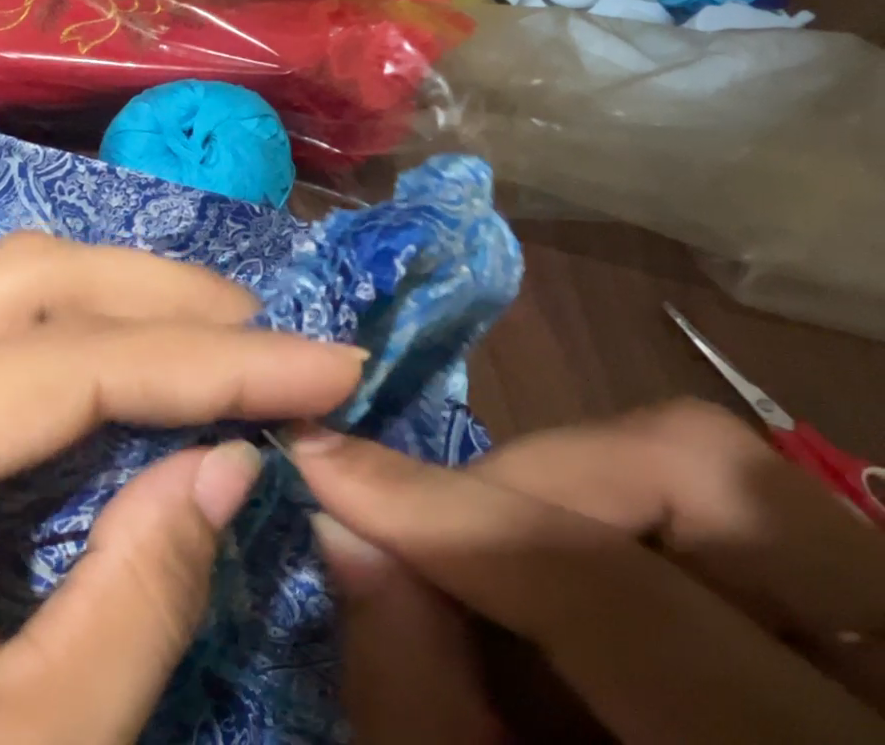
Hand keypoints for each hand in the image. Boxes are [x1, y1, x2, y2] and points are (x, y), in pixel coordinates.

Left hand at [0, 233, 366, 743]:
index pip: (54, 369)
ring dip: (119, 304)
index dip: (205, 362)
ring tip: (226, 349)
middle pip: (19, 285)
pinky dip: (66, 334)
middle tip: (279, 345)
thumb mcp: (26, 741)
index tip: (330, 367)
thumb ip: (137, 596)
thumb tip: (233, 463)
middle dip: (163, 302)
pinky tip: (134, 368)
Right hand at [294, 399, 884, 743]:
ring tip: (511, 596)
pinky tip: (577, 621)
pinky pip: (726, 506)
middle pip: (692, 468)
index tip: (319, 460)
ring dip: (558, 500)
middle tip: (430, 543)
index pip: (605, 587)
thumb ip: (410, 689)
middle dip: (514, 482)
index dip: (441, 512)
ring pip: (713, 468)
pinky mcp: (864, 610)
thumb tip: (340, 527)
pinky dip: (610, 527)